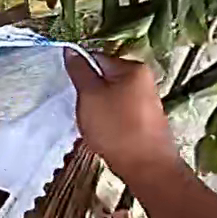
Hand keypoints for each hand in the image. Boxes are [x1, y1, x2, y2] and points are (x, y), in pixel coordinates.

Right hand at [63, 51, 183, 182]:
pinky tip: (103, 131)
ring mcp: (145, 100)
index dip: (80, 73)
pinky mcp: (143, 118)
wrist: (146, 167)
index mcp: (133, 68)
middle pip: (103, 77)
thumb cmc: (116, 127)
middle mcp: (143, 79)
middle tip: (81, 107)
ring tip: (92, 121)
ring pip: (109, 95)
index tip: (73, 90)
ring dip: (96, 106)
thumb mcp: (90, 95)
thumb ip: (79, 71)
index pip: (96, 58)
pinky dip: (107, 117)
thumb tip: (70, 50)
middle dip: (88, 91)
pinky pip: (118, 110)